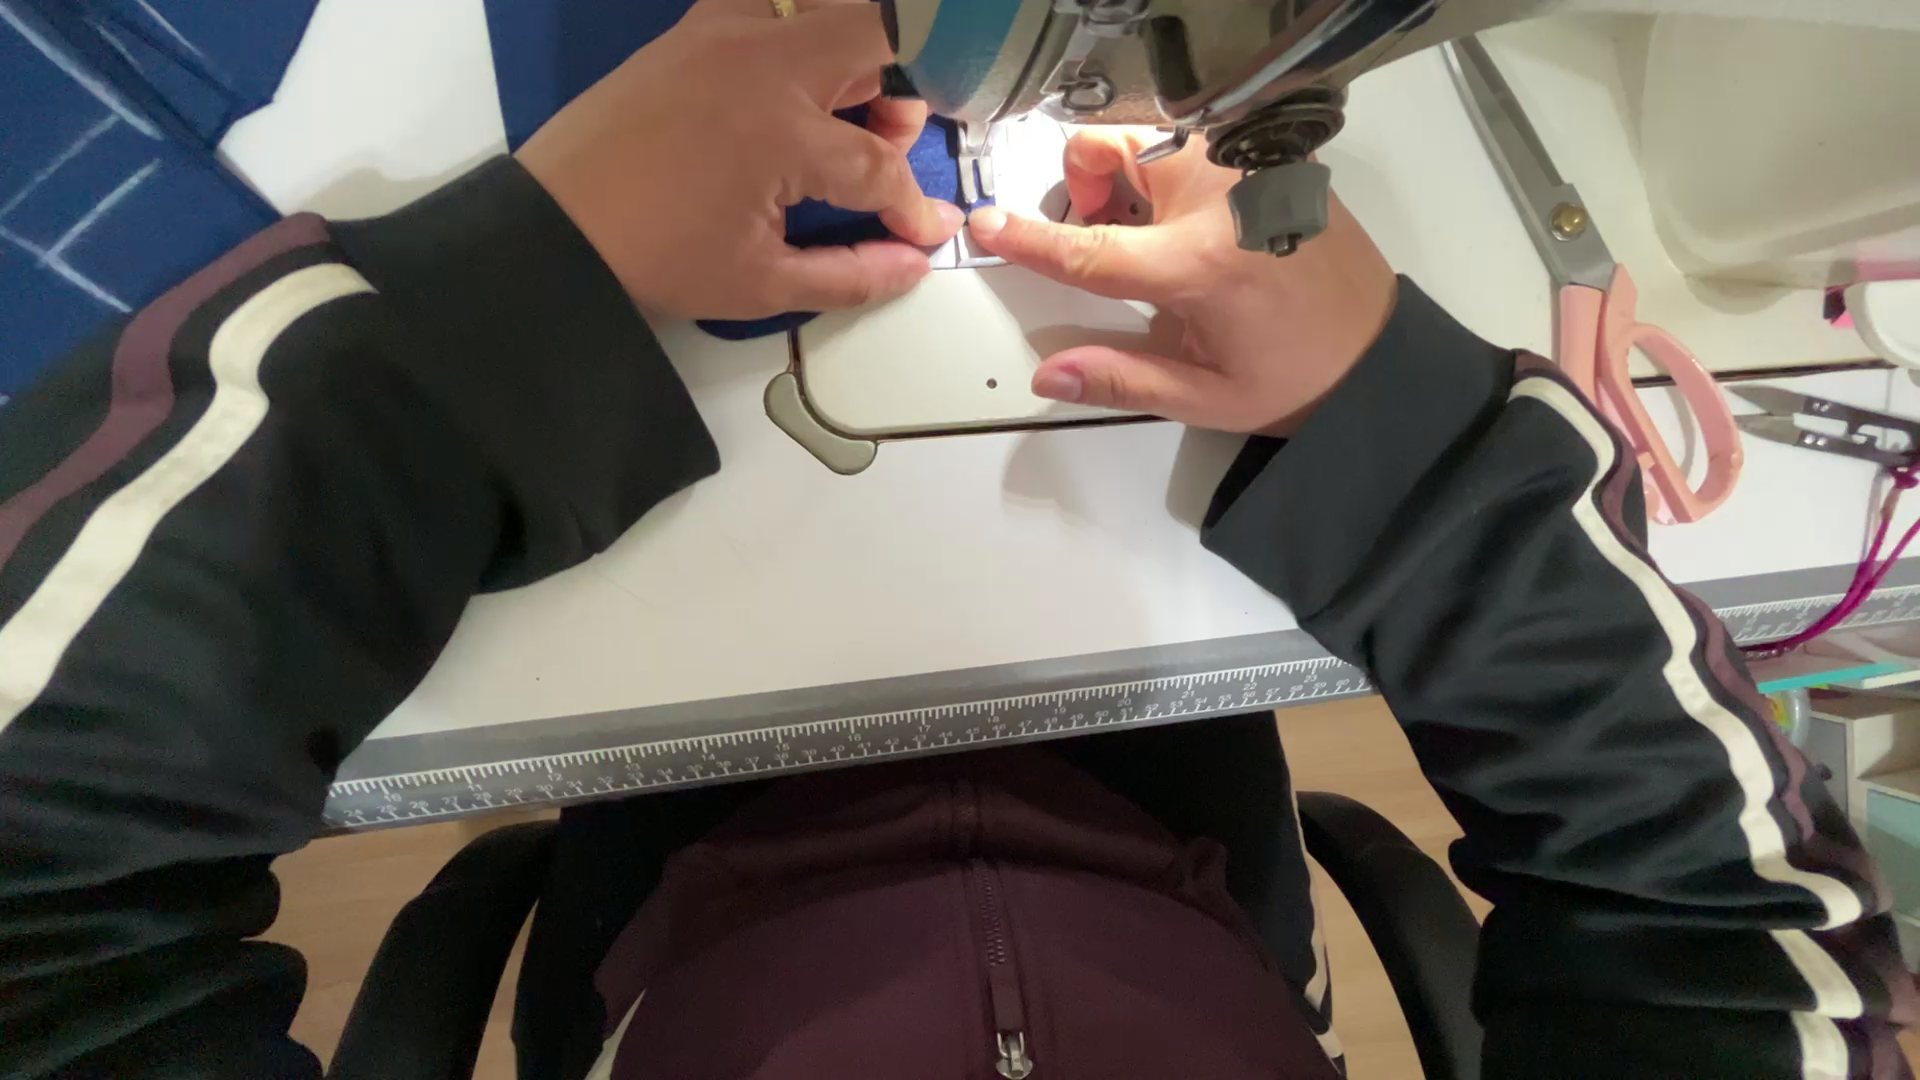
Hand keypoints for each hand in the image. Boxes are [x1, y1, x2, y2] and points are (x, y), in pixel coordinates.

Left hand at [516, 0, 962, 320]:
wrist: (560, 227)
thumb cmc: (661, 260)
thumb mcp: (764, 285)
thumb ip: (853, 276)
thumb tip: (913, 264)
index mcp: (780, 133)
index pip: (880, 165)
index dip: (913, 206)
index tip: (925, 234)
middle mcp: (760, 62)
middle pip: (876, 34)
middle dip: (905, 89)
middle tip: (893, 143)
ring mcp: (723, 31)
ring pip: (825, 5)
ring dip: (859, 50)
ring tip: (849, 111)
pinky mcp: (694, 28)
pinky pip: (772, 3)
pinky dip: (804, 30)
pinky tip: (799, 84)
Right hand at [968, 131, 1397, 434]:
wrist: (1380, 353)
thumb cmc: (1296, 379)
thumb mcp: (1202, 398)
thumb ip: (1121, 381)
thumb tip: (1051, 374)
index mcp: (1200, 265)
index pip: (1089, 248)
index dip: (1029, 238)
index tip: (988, 224)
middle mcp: (1225, 197)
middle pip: (1114, 145)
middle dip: (1085, 180)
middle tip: (1104, 231)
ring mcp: (1255, 167)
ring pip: (1153, 132)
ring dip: (1127, 173)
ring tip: (1151, 231)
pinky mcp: (1277, 158)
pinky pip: (1197, 138)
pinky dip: (1169, 168)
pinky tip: (1193, 219)